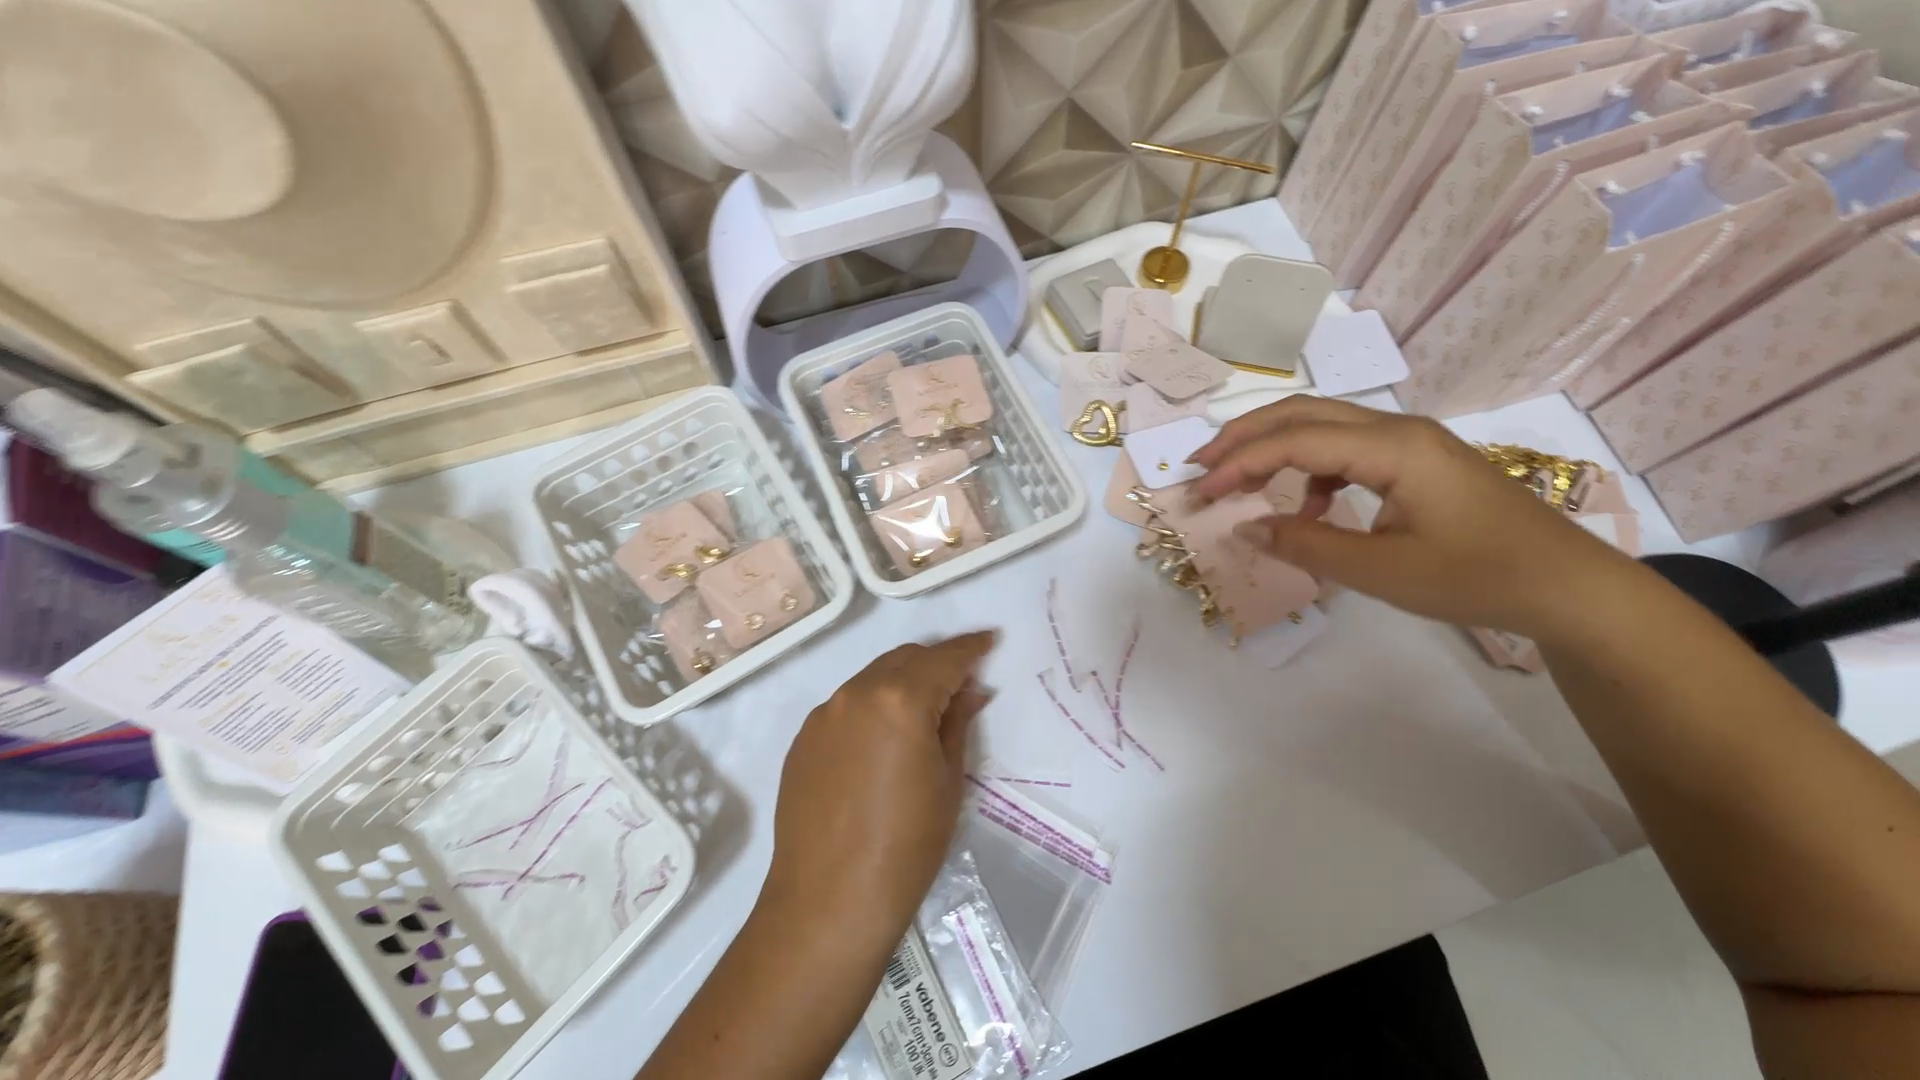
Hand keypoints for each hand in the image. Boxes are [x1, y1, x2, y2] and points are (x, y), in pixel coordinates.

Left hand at [762, 632, 995, 949]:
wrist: (829, 900)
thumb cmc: (907, 845)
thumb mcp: (948, 781)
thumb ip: (957, 723)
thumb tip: (970, 689)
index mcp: (899, 699)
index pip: (944, 658)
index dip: (971, 647)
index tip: (990, 640)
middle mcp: (855, 693)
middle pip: (903, 659)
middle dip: (935, 663)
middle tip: (962, 684)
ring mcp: (822, 716)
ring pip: (871, 680)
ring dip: (901, 684)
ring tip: (923, 714)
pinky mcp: (802, 742)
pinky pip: (845, 708)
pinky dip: (871, 709)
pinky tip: (883, 744)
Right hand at [1189, 396, 1632, 638]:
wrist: (1567, 585)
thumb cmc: (1477, 577)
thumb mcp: (1382, 571)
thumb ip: (1307, 545)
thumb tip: (1246, 528)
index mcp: (1392, 447)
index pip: (1294, 441)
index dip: (1239, 464)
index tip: (1200, 493)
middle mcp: (1399, 430)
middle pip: (1303, 413)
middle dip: (1245, 437)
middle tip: (1201, 468)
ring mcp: (1412, 442)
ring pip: (1325, 425)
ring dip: (1275, 446)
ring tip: (1240, 483)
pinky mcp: (1419, 461)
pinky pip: (1349, 447)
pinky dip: (1312, 467)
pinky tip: (1310, 505)